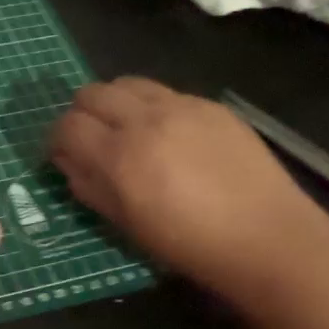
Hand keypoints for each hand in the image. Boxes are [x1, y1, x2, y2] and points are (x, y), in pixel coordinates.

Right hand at [49, 78, 328, 295]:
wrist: (270, 240)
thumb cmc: (190, 245)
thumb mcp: (125, 224)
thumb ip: (88, 186)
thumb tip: (67, 161)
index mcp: (120, 156)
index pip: (67, 125)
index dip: (58, 139)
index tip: (64, 154)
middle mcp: (145, 120)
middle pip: (91, 94)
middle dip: (82, 114)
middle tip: (93, 139)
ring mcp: (181, 107)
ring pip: (126, 83)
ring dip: (115, 102)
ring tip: (128, 129)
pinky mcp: (211, 105)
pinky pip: (165, 92)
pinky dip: (152, 106)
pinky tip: (170, 135)